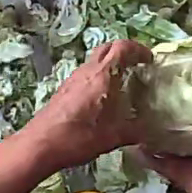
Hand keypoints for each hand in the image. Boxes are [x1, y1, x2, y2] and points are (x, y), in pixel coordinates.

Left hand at [15, 39, 150, 175]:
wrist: (40, 144)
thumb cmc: (78, 137)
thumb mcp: (112, 137)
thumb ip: (134, 131)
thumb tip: (150, 132)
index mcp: (102, 76)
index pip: (122, 48)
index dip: (138, 49)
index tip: (149, 60)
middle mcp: (87, 71)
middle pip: (107, 48)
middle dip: (124, 52)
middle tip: (137, 65)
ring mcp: (73, 79)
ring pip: (95, 60)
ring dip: (110, 64)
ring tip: (123, 82)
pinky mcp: (64, 89)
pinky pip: (86, 73)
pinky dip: (99, 76)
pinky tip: (103, 97)